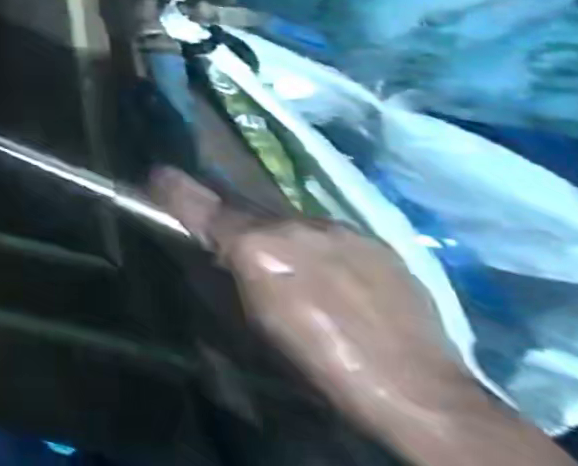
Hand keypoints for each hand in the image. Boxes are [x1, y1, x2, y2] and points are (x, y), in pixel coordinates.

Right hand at [154, 169, 471, 420]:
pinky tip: (332, 280)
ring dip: (276, 236)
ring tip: (289, 270)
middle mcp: (289, 223)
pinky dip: (316, 248)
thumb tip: (195, 243)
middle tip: (227, 245)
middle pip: (239, 205)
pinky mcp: (374, 240)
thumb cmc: (315, 367)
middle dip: (229, 221)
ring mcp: (336, 228)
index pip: (191, 196)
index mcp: (252, 244)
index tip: (154, 181)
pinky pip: (326, 233)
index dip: (167, 187)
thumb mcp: (245, 322)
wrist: (422, 396)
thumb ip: (214, 272)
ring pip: (284, 219)